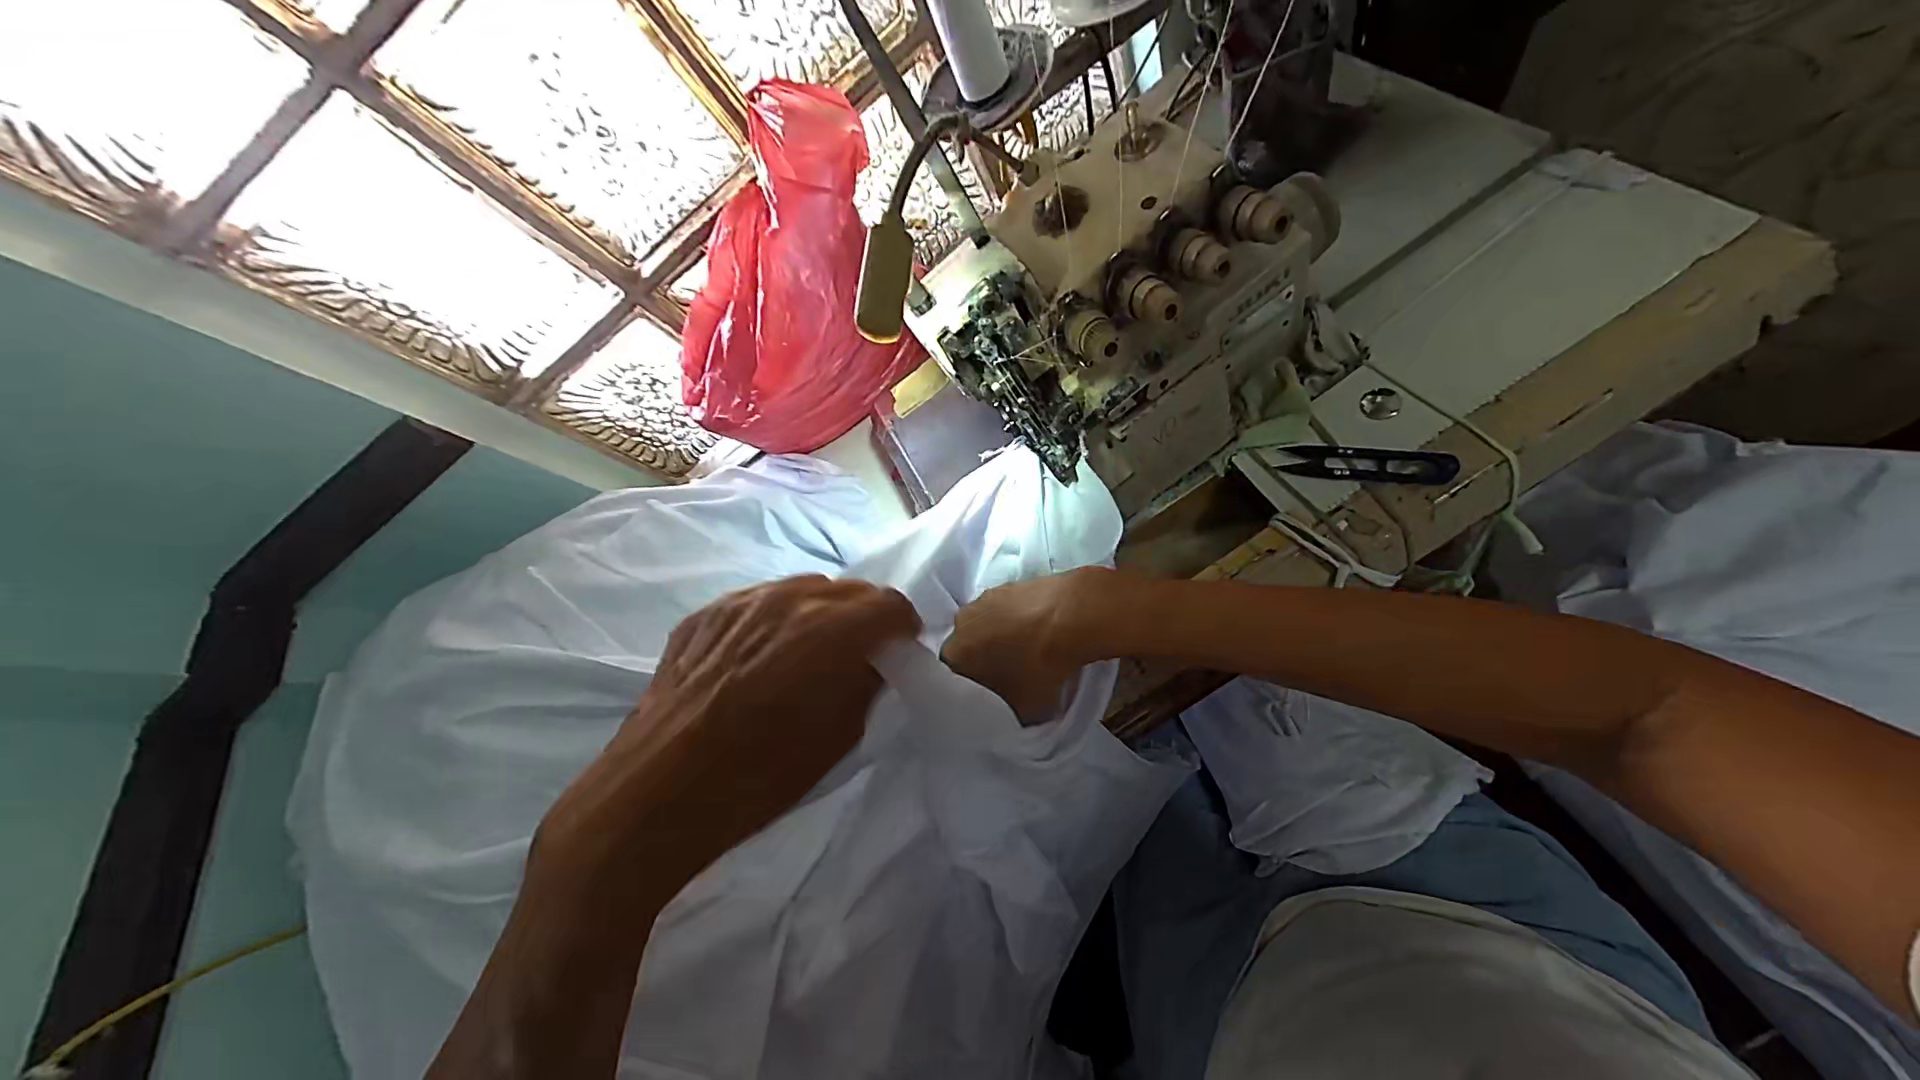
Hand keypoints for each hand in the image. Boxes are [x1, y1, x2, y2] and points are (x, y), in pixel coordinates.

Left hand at [537, 575, 920, 892]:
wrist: (657, 794)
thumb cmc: (759, 776)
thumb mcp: (838, 737)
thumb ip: (866, 684)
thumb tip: (874, 661)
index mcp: (831, 629)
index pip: (891, 605)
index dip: (903, 629)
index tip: (898, 652)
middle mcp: (787, 599)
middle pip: (850, 590)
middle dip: (865, 618)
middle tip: (859, 654)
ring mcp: (740, 601)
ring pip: (802, 589)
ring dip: (821, 614)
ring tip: (809, 654)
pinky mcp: (704, 614)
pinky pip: (758, 602)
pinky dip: (776, 621)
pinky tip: (761, 659)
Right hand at [942, 567, 1110, 721]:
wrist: (1071, 617)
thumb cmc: (1039, 666)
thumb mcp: (1021, 708)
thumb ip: (1003, 712)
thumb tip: (1006, 712)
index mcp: (954, 653)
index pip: (952, 675)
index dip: (972, 684)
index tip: (991, 691)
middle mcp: (960, 622)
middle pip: (967, 646)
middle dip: (982, 657)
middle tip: (1008, 670)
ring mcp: (983, 599)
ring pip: (984, 624)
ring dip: (998, 635)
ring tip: (1026, 647)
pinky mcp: (1007, 584)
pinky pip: (1004, 608)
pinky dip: (1015, 618)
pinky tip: (1037, 628)